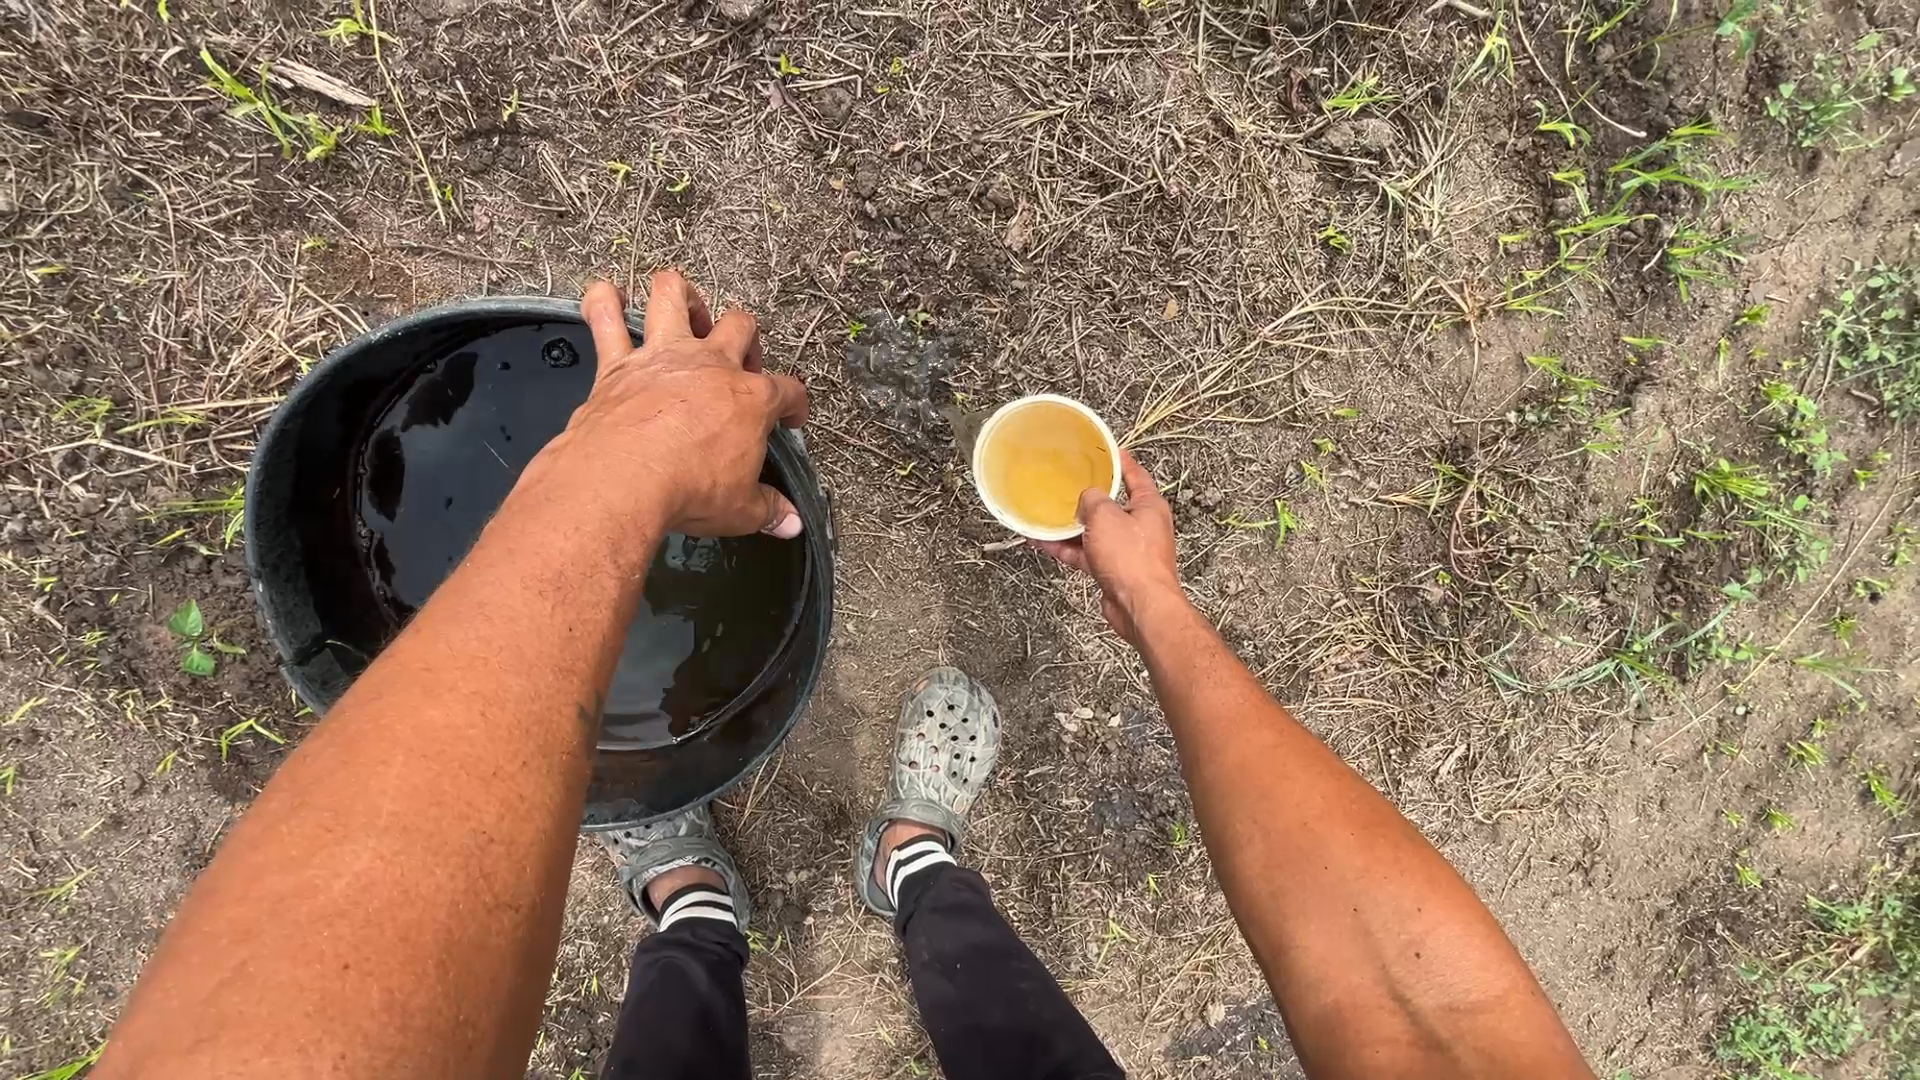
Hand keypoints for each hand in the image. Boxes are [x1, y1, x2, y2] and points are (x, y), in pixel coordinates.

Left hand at [562, 272, 808, 537]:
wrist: (625, 480)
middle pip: (741, 325)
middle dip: (747, 339)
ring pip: (675, 295)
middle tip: (740, 365)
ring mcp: (664, 357)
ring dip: (683, 296)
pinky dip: (604, 302)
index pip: (789, 390)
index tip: (793, 418)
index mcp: (752, 399)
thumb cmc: (693, 492)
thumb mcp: (742, 510)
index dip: (796, 404)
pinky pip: (605, 317)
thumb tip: (794, 524)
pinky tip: (607, 297)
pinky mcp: (617, 363)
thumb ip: (770, 510)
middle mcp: (712, 365)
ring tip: (687, 312)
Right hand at [1033, 450, 1184, 645]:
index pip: (1136, 475)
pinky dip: (1068, 550)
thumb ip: (1092, 499)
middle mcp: (1141, 526)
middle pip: (1111, 506)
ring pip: (1095, 532)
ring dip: (1071, 528)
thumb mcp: (1105, 516)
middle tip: (1068, 488)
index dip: (1122, 462)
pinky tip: (1046, 545)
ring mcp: (1127, 550)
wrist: (1139, 605)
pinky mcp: (1114, 570)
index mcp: (1148, 506)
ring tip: (1047, 519)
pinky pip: (1087, 554)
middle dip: (1087, 500)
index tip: (1109, 452)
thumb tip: (1085, 499)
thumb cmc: (1132, 560)